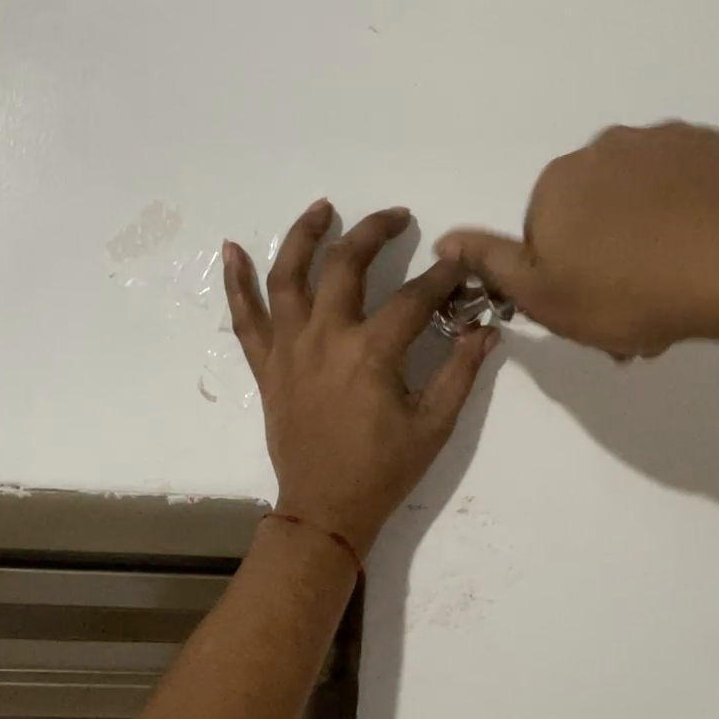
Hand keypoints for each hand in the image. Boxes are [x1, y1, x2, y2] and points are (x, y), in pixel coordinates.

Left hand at [224, 200, 499, 556]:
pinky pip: (245, 319)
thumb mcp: (433, 427)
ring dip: (303, 236)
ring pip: (287, 277)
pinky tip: (232, 249)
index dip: (442, 278)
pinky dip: (235, 283)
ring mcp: (289, 351)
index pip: (413, 298)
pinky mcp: (267, 368)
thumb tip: (486, 330)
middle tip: (397, 218)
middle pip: (346, 266)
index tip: (460, 266)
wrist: (324, 509)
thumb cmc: (382, 472)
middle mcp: (325, 339)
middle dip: (374, 232)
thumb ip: (460, 373)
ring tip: (323, 208)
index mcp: (371, 354)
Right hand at [435, 122, 718, 357]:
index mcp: (555, 185)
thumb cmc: (629, 292)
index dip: (560, 282)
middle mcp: (605, 150)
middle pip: (592, 218)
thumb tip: (443, 240)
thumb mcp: (542, 296)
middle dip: (606, 267)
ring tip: (678, 299)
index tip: (586, 316)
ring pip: (642, 207)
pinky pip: (689, 193)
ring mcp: (667, 143)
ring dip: (648, 249)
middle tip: (634, 321)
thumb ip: (489, 266)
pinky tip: (709, 262)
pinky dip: (690, 225)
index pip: (541, 237)